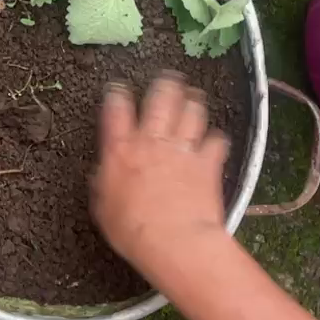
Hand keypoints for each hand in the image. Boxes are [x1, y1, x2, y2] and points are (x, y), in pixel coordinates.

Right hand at [91, 74, 231, 272]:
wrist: (173, 241)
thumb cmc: (133, 229)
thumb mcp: (103, 206)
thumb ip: (104, 181)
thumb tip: (104, 172)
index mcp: (121, 149)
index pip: (116, 108)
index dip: (117, 93)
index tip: (118, 88)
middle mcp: (151, 141)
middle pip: (159, 98)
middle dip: (163, 84)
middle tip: (167, 78)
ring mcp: (182, 149)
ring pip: (190, 111)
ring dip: (192, 101)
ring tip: (193, 95)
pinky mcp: (207, 162)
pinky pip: (216, 141)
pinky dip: (216, 138)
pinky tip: (215, 139)